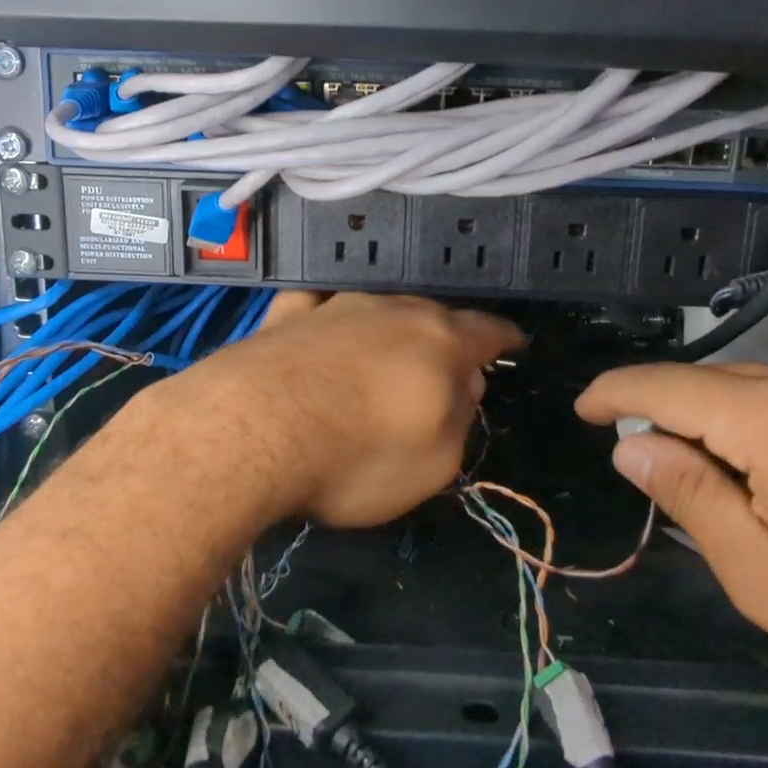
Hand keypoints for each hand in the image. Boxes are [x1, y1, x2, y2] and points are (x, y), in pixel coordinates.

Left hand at [148, 292, 524, 526]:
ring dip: (390, 327)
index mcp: (439, 342)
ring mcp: (335, 306)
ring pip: (378, 307)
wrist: (251, 431)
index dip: (505, 338)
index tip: (515, 343)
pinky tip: (322, 326)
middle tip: (447, 365)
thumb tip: (467, 383)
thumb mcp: (434, 461)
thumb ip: (461, 417)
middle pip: (432, 314)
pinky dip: (329, 317)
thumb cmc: (358, 456)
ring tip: (388, 353)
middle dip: (446, 336)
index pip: (487, 330)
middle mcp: (391, 310)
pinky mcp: (285, 316)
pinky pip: (319, 306)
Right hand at [575, 362, 767, 716]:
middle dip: (660, 411)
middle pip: (706, 381)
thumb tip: (633, 447)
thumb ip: (690, 498)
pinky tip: (763, 470)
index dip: (613, 394)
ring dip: (709, 420)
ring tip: (697, 476)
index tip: (582, 409)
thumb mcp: (766, 575)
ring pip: (750, 389)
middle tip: (637, 461)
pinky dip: (754, 423)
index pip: (664, 385)